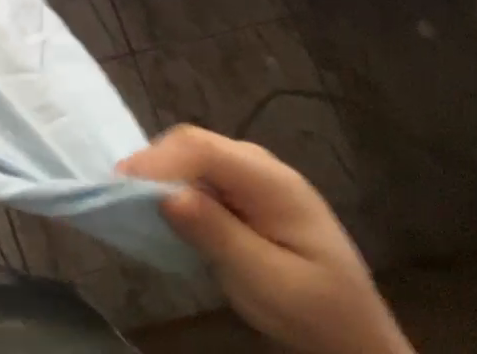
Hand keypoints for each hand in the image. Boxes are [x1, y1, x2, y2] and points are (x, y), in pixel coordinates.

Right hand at [118, 126, 412, 353]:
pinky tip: (167, 208)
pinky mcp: (244, 193)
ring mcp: (255, 178)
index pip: (201, 147)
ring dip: (161, 173)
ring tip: (138, 202)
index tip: (121, 188)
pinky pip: (198, 172)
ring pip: (191, 154)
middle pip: (193, 143)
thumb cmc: (314, 312)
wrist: (355, 341)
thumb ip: (218, 234)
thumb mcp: (267, 282)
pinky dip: (173, 183)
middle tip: (121, 196)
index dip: (156, 159)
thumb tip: (164, 194)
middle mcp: (264, 169)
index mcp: (274, 184)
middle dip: (153, 163)